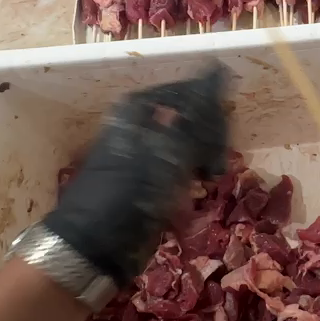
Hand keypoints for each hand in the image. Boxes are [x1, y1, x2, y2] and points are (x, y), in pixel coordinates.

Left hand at [44, 64, 230, 280]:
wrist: (93, 246)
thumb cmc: (128, 193)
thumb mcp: (166, 150)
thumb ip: (195, 115)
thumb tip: (218, 74)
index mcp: (139, 111)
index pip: (189, 93)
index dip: (212, 109)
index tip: (226, 132)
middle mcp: (143, 126)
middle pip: (193, 118)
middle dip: (211, 138)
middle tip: (217, 161)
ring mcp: (147, 153)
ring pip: (192, 144)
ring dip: (206, 159)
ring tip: (211, 177)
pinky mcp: (151, 180)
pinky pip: (184, 168)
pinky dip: (194, 178)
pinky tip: (199, 188)